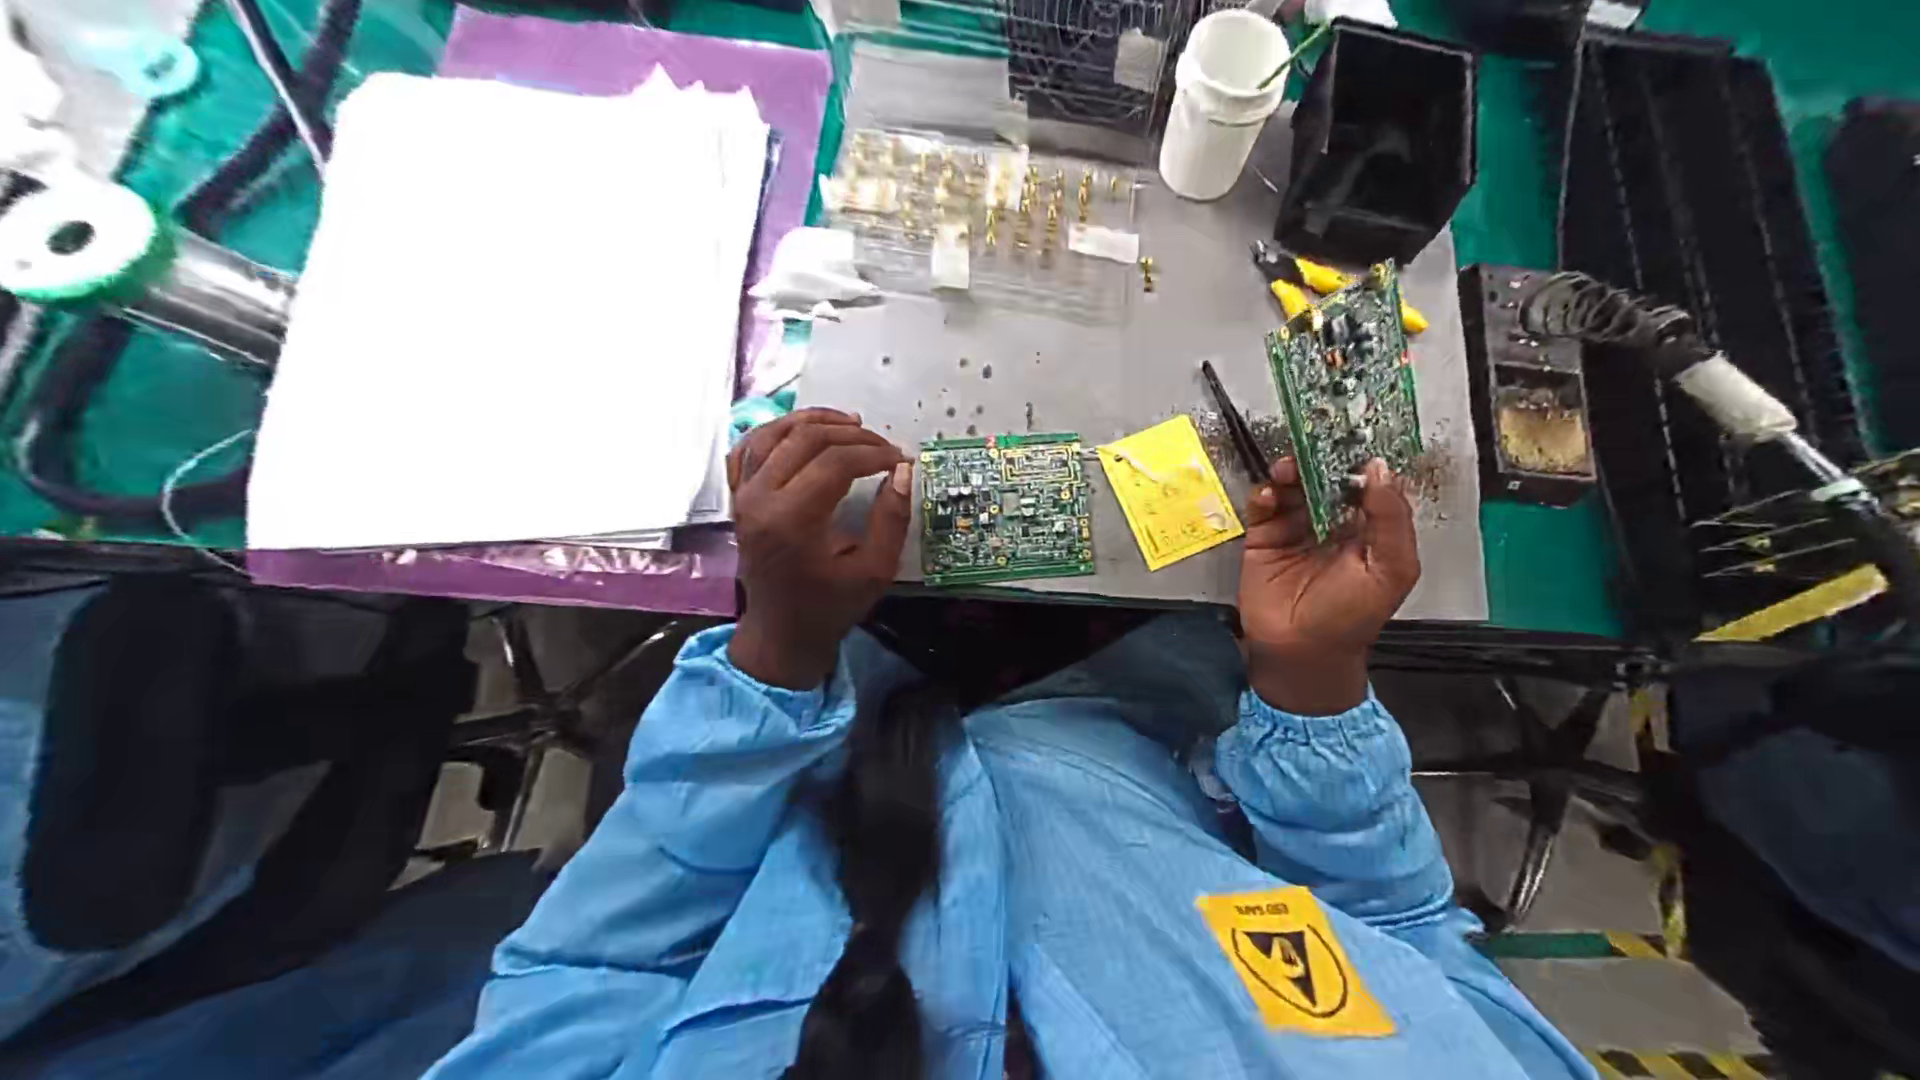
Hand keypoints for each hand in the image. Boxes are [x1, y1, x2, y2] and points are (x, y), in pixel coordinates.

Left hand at [727, 408, 912, 688]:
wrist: (782, 632)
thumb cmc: (831, 606)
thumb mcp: (875, 571)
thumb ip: (892, 519)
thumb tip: (903, 471)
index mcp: (792, 522)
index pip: (836, 462)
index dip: (874, 453)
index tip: (901, 459)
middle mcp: (760, 501)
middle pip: (806, 439)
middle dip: (852, 435)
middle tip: (883, 446)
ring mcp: (743, 497)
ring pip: (773, 434)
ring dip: (814, 421)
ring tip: (850, 423)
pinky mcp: (738, 498)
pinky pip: (748, 448)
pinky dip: (775, 431)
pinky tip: (802, 430)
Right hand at [1238, 457, 1419, 714]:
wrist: (1300, 650)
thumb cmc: (1351, 616)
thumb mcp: (1390, 568)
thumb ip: (1390, 519)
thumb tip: (1379, 469)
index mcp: (1368, 530)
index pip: (1365, 485)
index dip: (1357, 463)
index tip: (1351, 441)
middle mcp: (1330, 524)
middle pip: (1323, 480)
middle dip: (1317, 462)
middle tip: (1310, 449)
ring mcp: (1294, 529)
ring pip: (1292, 488)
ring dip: (1289, 473)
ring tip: (1286, 469)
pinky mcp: (1262, 538)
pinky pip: (1262, 508)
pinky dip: (1264, 495)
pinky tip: (1269, 495)